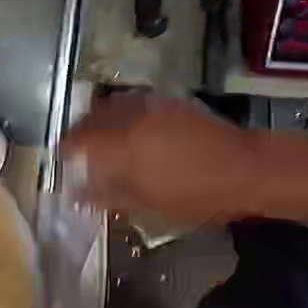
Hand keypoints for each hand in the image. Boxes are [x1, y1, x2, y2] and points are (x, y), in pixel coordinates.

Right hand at [63, 93, 258, 226]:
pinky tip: (132, 129)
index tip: (62, 158)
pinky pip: (139, 102)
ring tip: (104, 139)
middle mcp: (136, 118)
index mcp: (125, 146)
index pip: (80, 139)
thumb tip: (79, 192)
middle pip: (95, 115)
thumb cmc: (198, 195)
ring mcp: (157, 106)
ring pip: (117, 104)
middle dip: (82, 130)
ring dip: (103, 118)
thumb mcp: (149, 206)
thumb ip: (110, 195)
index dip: (66, 148)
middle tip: (80, 149)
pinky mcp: (175, 102)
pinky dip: (126, 112)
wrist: (245, 168)